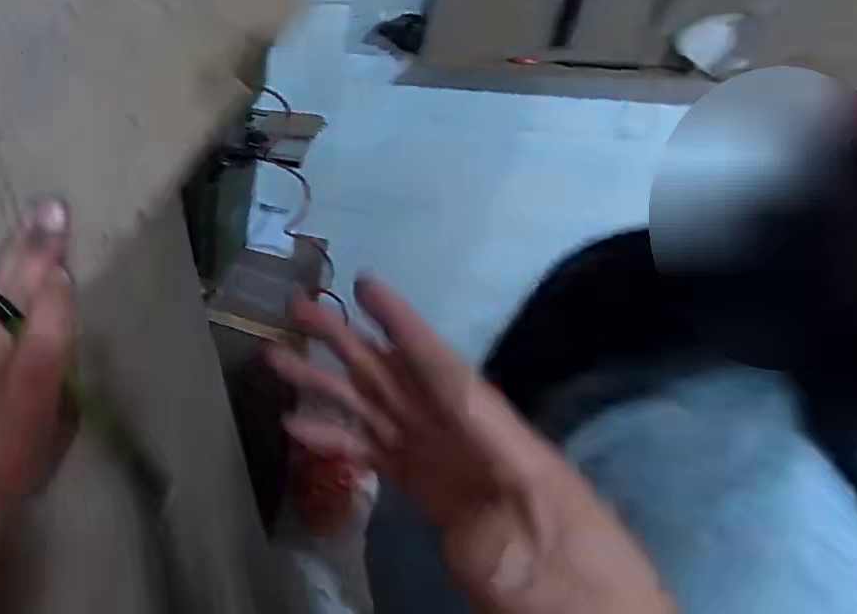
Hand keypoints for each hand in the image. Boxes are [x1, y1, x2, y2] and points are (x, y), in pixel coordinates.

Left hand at [0, 199, 78, 516]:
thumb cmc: (23, 453)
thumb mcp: (59, 421)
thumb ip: (58, 362)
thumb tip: (58, 298)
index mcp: (24, 400)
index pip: (41, 342)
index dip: (53, 302)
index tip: (66, 267)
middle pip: (10, 302)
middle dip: (34, 255)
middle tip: (53, 210)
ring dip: (15, 253)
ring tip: (36, 220)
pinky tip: (13, 252)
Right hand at [267, 277, 674, 613]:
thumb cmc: (583, 571)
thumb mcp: (546, 501)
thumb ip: (501, 447)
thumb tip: (456, 396)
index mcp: (492, 427)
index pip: (438, 364)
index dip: (399, 323)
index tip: (363, 284)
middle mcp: (455, 432)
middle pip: (388, 375)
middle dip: (341, 339)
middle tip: (296, 308)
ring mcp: (434, 460)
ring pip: (366, 407)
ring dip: (320, 382)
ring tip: (273, 358)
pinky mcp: (420, 489)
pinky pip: (366, 450)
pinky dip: (329, 437)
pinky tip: (294, 428)